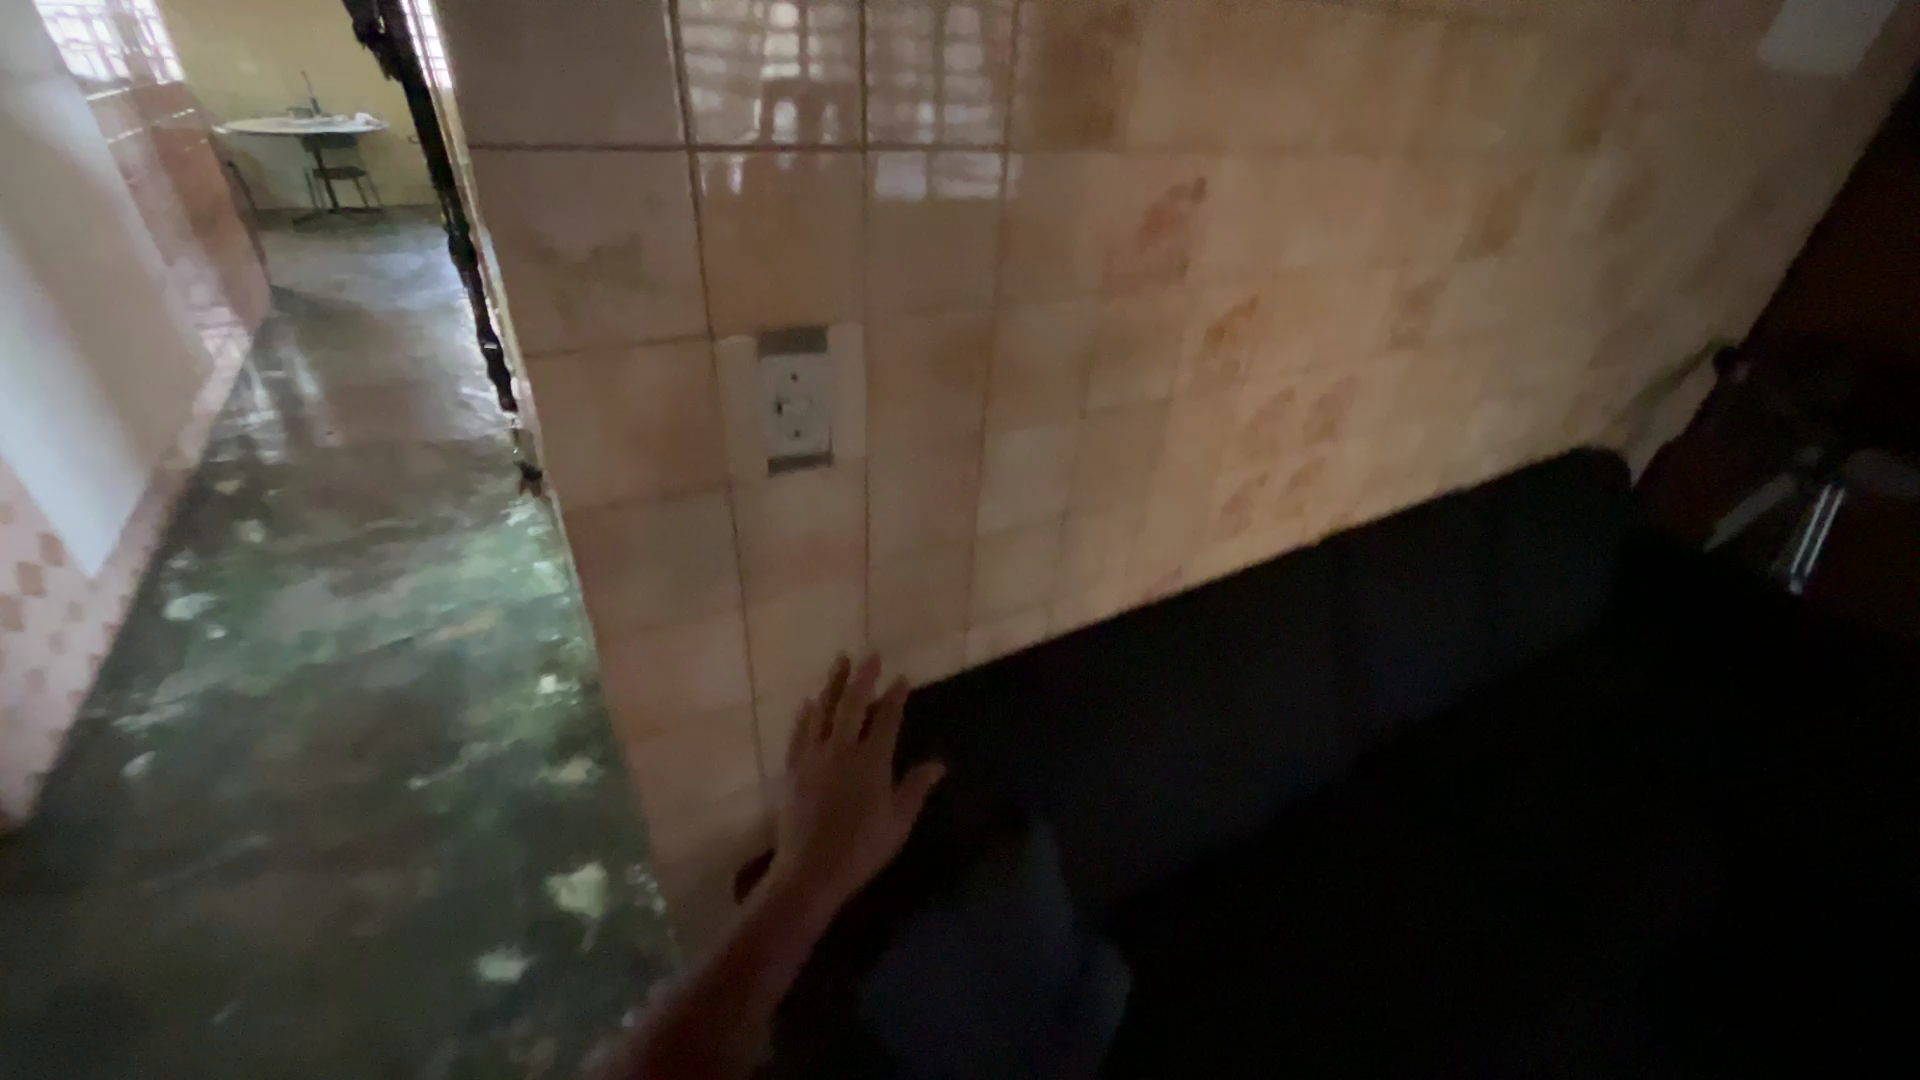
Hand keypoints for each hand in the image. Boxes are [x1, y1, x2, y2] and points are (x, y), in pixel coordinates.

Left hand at [766, 655, 945, 913]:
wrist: (809, 872)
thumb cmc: (862, 849)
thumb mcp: (899, 821)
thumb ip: (916, 787)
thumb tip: (939, 763)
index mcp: (872, 761)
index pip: (887, 719)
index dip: (896, 696)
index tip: (902, 678)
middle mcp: (842, 749)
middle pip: (854, 704)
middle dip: (864, 677)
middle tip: (870, 655)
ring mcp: (814, 757)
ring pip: (823, 710)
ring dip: (833, 684)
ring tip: (840, 662)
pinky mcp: (794, 769)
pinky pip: (800, 732)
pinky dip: (805, 714)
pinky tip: (808, 702)